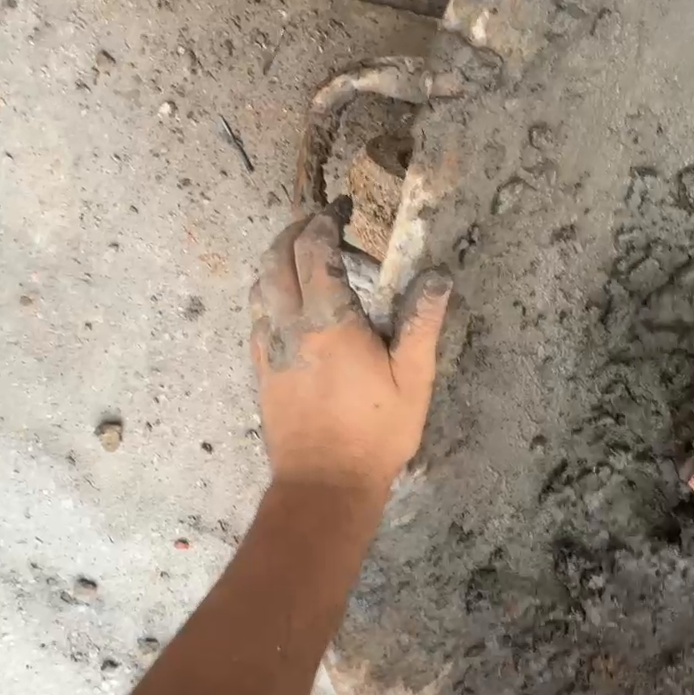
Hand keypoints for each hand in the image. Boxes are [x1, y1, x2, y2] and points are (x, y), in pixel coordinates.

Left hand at [249, 211, 452, 491]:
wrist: (323, 485)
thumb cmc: (375, 433)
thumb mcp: (412, 379)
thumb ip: (421, 323)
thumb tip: (438, 276)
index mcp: (329, 322)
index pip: (315, 252)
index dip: (325, 222)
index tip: (342, 209)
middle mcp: (289, 327)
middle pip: (275, 260)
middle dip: (294, 230)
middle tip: (320, 220)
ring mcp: (268, 349)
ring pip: (259, 286)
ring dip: (276, 258)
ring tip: (301, 250)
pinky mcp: (261, 371)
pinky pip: (255, 316)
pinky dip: (268, 291)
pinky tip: (287, 300)